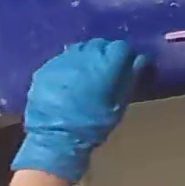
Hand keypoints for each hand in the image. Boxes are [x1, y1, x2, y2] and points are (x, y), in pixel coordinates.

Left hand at [11, 39, 150, 182]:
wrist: (55, 140)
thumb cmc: (93, 125)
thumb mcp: (118, 106)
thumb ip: (130, 79)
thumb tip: (140, 59)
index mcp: (104, 65)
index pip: (120, 46)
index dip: (125, 56)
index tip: (125, 66)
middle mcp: (82, 56)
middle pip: (99, 44)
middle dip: (105, 54)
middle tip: (105, 72)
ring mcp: (61, 60)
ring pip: (79, 50)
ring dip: (86, 59)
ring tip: (86, 77)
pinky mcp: (45, 68)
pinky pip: (62, 60)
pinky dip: (69, 67)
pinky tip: (68, 83)